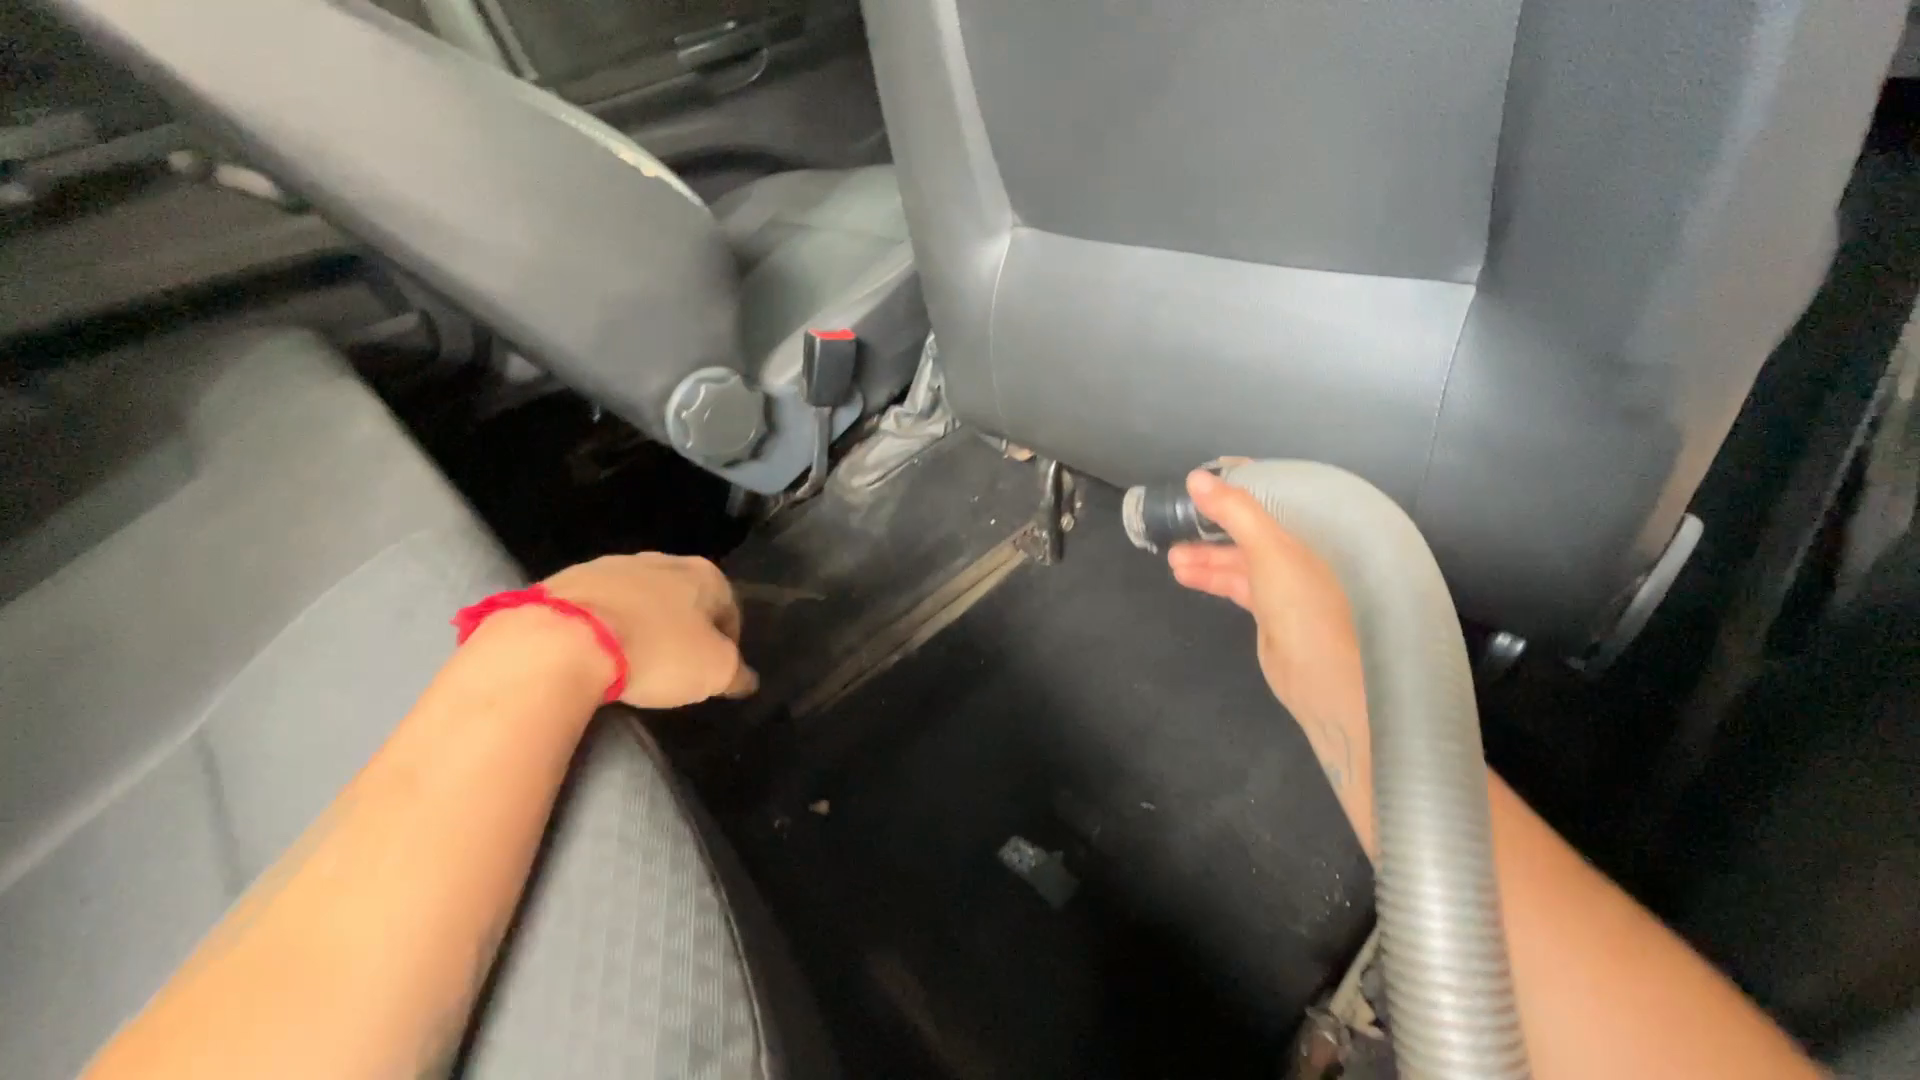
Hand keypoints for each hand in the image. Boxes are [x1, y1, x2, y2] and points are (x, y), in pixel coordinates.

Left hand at [543, 554, 757, 708]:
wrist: (564, 640)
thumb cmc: (657, 651)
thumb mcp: (714, 672)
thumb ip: (737, 674)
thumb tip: (746, 679)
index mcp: (704, 574)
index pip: (730, 611)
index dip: (727, 644)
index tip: (712, 673)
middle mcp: (661, 560)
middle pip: (683, 601)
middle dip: (682, 631)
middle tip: (672, 669)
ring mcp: (611, 565)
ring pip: (639, 600)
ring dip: (641, 625)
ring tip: (630, 663)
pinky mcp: (567, 579)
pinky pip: (598, 607)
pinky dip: (602, 627)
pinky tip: (595, 654)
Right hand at [1167, 469, 1367, 747]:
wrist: (1322, 675)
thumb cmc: (1302, 602)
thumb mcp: (1268, 549)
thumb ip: (1235, 511)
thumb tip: (1196, 477)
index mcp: (1312, 530)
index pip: (1275, 494)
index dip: (1240, 483)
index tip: (1203, 479)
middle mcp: (1301, 552)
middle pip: (1251, 528)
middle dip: (1213, 526)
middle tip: (1176, 523)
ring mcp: (1286, 583)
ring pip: (1239, 559)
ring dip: (1205, 556)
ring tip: (1171, 558)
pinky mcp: (1271, 611)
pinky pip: (1237, 584)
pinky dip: (1211, 577)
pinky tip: (1184, 575)